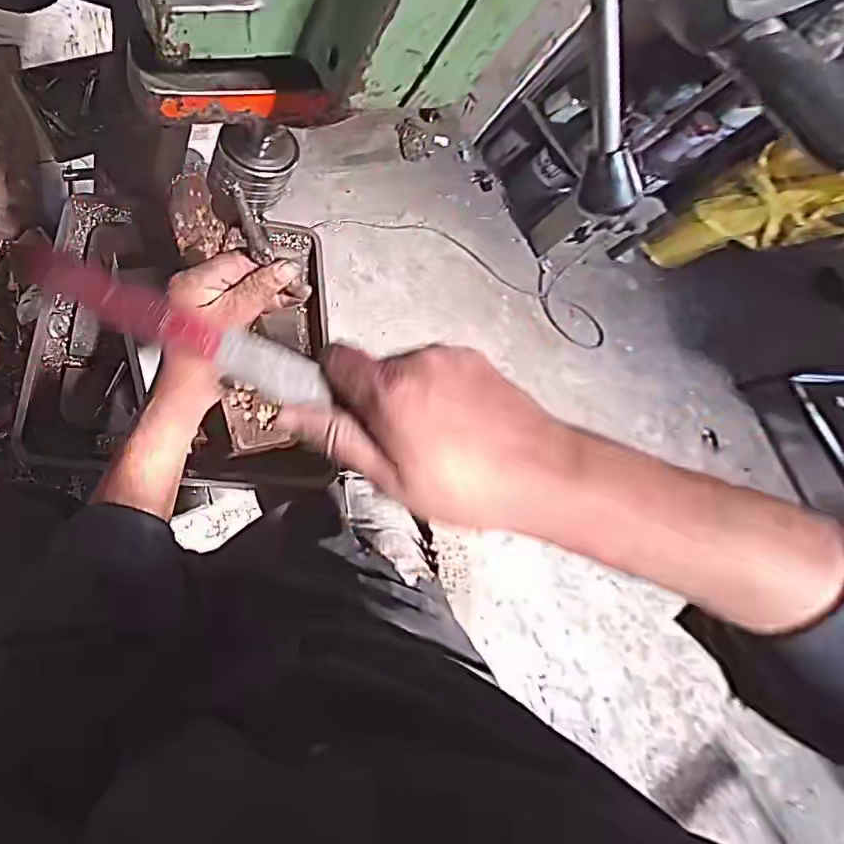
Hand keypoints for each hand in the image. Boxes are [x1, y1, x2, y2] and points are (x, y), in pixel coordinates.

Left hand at [150, 252, 305, 416]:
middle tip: (292, 285)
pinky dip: (253, 303)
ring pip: (238, 286)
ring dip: (263, 291)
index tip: (289, 271)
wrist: (188, 391)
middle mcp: (191, 288)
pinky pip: (234, 301)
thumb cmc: (198, 362)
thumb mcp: (234, 319)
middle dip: (267, 278)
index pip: (237, 258)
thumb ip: (258, 290)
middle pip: (238, 271)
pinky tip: (269, 307)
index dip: (266, 264)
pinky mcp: (206, 318)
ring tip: (286, 296)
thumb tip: (282, 270)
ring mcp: (198, 303)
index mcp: (193, 282)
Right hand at [275, 344, 579, 532]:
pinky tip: (455, 427)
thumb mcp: (389, 477)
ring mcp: (450, 358)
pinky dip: (435, 392)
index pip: (332, 357)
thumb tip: (291, 414)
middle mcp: (417, 361)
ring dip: (405, 396)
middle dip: (371, 398)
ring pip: (403, 370)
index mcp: (389, 388)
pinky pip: (436, 369)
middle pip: (370, 368)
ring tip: (431, 438)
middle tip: (392, 439)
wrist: (552, 477)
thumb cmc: (474, 486)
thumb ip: (335, 436)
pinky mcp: (474, 360)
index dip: (326, 381)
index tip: (333, 402)